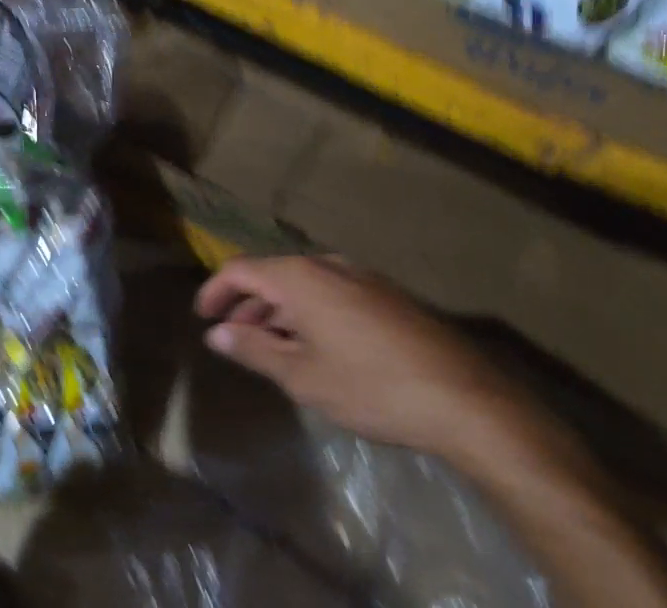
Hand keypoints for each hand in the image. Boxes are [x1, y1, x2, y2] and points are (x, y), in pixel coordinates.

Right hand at [195, 256, 539, 462]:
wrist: (465, 400)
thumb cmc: (370, 387)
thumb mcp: (302, 376)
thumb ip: (253, 349)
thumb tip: (217, 333)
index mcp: (301, 278)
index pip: (241, 269)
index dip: (215, 291)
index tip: (201, 318)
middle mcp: (330, 265)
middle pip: (274, 274)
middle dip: (248, 304)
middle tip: (232, 337)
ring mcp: (364, 278)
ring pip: (306, 285)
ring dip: (280, 311)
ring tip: (272, 347)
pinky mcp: (390, 297)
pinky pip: (334, 294)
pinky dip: (311, 313)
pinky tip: (317, 348)